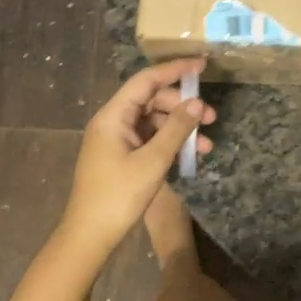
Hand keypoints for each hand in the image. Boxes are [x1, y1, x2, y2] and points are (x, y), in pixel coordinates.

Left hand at [59, 58, 214, 253]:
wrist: (90, 234)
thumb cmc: (118, 195)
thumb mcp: (153, 161)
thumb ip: (176, 129)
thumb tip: (197, 103)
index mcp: (113, 116)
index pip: (146, 80)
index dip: (175, 70)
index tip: (202, 66)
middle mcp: (112, 122)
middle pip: (152, 100)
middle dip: (183, 106)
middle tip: (211, 117)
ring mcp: (116, 140)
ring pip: (153, 122)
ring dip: (180, 129)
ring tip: (206, 145)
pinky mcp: (121, 157)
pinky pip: (149, 140)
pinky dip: (169, 144)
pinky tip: (190, 156)